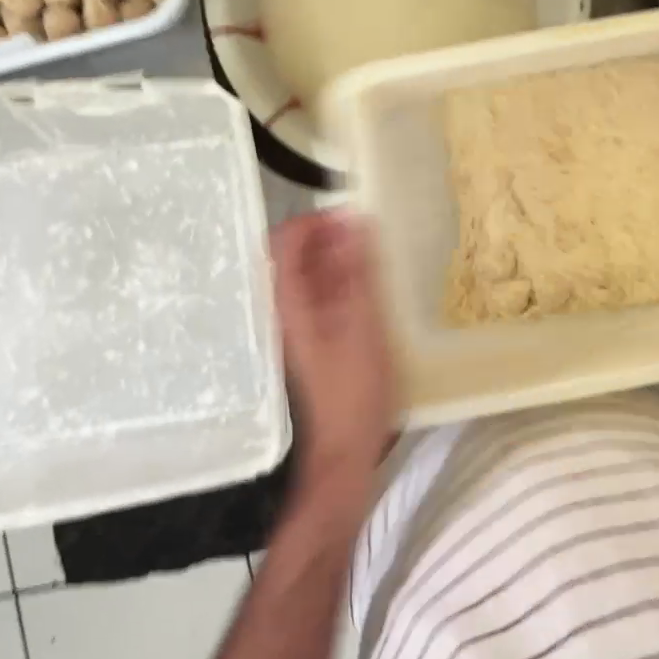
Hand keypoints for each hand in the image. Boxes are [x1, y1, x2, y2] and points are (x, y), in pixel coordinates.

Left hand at [270, 211, 398, 486]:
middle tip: (366, 226)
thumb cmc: (356, 390)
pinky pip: (322, 295)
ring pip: (310, 274)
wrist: (347, 447)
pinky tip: (371, 282)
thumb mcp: (364, 325)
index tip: (350, 210)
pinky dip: (343, 279)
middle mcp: (287, 309)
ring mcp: (301, 325)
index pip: (285, 242)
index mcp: (290, 303)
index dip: (313, 220)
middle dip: (327, 234)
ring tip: (373, 248)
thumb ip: (358, 273)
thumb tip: (353, 222)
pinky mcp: (317, 338)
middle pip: (294, 255)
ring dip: (336, 255)